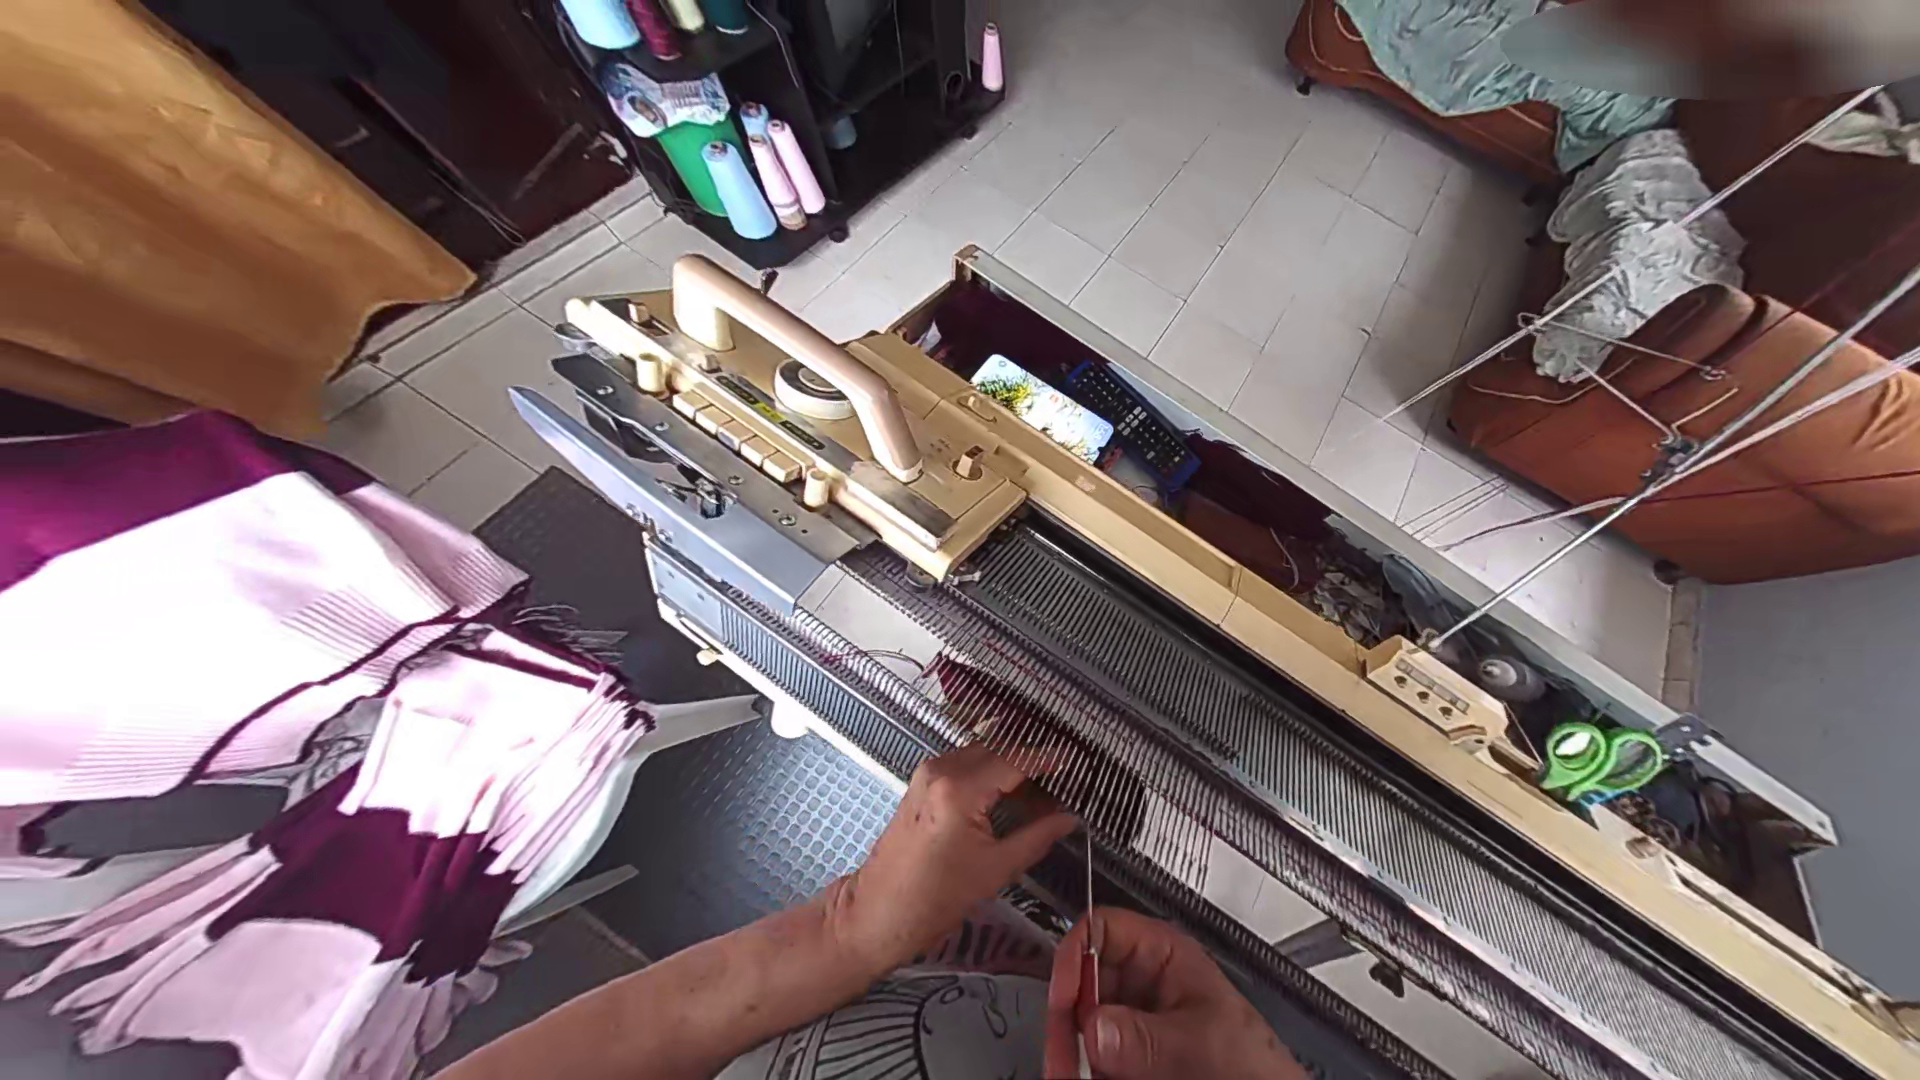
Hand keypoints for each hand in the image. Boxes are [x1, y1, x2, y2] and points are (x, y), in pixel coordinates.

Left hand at [824, 745, 1077, 973]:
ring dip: (1008, 766)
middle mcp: (942, 769)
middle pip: (997, 750)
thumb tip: (1069, 819)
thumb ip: (1037, 836)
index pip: (1013, 761)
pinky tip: (1008, 794)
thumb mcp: (996, 869)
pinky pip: (963, 764)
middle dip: (1029, 762)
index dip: (1046, 759)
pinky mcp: (922, 780)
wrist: (879, 911)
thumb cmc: (937, 899)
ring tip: (1039, 792)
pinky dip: (987, 772)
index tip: (1072, 761)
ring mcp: (928, 771)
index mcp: (960, 789)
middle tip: (1060, 782)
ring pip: (980, 754)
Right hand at [1045, 907, 1306, 1079]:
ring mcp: (1134, 1018)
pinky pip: (1096, 1052)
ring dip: (1071, 1051)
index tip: (1064, 999)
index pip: (1100, 929)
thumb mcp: (1203, 1044)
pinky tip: (1081, 1075)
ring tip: (1068, 1073)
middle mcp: (1140, 980)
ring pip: (1084, 1022)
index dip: (1075, 955)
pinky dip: (1086, 1066)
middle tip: (1061, 1058)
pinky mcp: (1131, 1053)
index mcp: (1160, 954)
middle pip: (1083, 981)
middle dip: (1068, 1020)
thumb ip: (1148, 1037)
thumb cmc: (1257, 1066)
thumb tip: (1094, 1027)